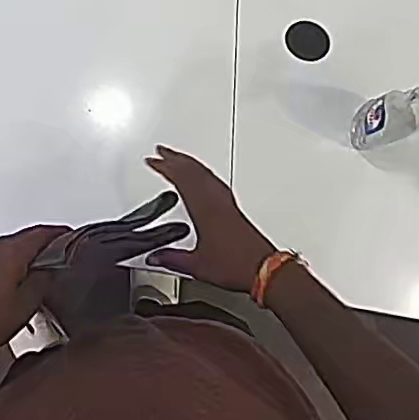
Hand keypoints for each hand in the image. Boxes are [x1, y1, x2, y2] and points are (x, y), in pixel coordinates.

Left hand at [0, 224, 68, 365]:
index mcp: (12, 251)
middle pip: (31, 235)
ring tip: (53, 263)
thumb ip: (44, 279)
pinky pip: (10, 254)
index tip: (74, 236)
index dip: (61, 233)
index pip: (43, 232)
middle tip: (68, 249)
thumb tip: (52, 269)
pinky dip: (24, 258)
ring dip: (37, 250)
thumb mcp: (28, 302)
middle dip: (50, 240)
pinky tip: (31, 274)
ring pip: (20, 245)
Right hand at [145, 145, 276, 292]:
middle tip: (161, 150)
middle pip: (194, 171)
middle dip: (175, 158)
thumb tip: (154, 256)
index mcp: (204, 210)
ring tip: (178, 157)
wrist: (266, 269)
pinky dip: (203, 172)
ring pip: (205, 173)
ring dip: (189, 161)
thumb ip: (172, 259)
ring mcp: (226, 202)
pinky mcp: (233, 208)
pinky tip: (202, 175)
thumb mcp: (197, 266)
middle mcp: (216, 201)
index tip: (152, 159)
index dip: (165, 167)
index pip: (182, 179)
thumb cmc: (237, 265)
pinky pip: (215, 181)